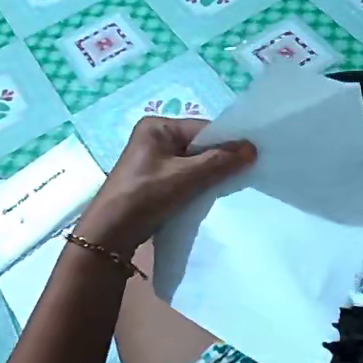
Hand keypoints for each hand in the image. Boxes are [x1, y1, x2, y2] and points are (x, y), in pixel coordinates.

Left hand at [73, 117, 254, 255]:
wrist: (109, 235)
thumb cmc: (143, 197)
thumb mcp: (184, 177)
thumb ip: (218, 161)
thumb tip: (252, 147)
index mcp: (157, 127)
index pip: (204, 129)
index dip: (228, 142)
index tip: (252, 157)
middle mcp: (156, 138)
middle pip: (200, 145)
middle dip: (221, 159)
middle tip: (247, 172)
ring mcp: (155, 160)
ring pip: (195, 162)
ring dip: (212, 174)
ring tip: (233, 185)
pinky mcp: (157, 180)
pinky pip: (187, 176)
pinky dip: (201, 184)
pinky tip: (214, 194)